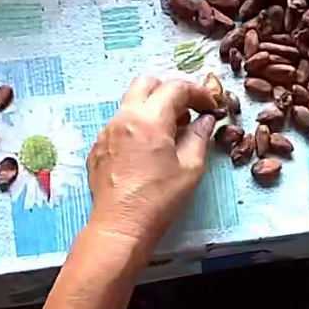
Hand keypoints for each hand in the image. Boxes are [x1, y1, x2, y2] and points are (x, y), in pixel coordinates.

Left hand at [83, 75, 218, 255]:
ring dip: (152, 107)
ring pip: (131, 102)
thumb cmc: (158, 199)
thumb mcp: (190, 168)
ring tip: (170, 132)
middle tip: (187, 112)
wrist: (120, 225)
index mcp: (149, 120)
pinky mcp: (98, 146)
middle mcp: (124, 118)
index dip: (198, 92)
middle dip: (170, 91)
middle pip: (147, 83)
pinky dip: (137, 125)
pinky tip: (148, 149)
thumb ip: (199, 137)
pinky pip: (120, 123)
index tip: (209, 106)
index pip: (176, 87)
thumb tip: (205, 120)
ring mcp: (107, 131)